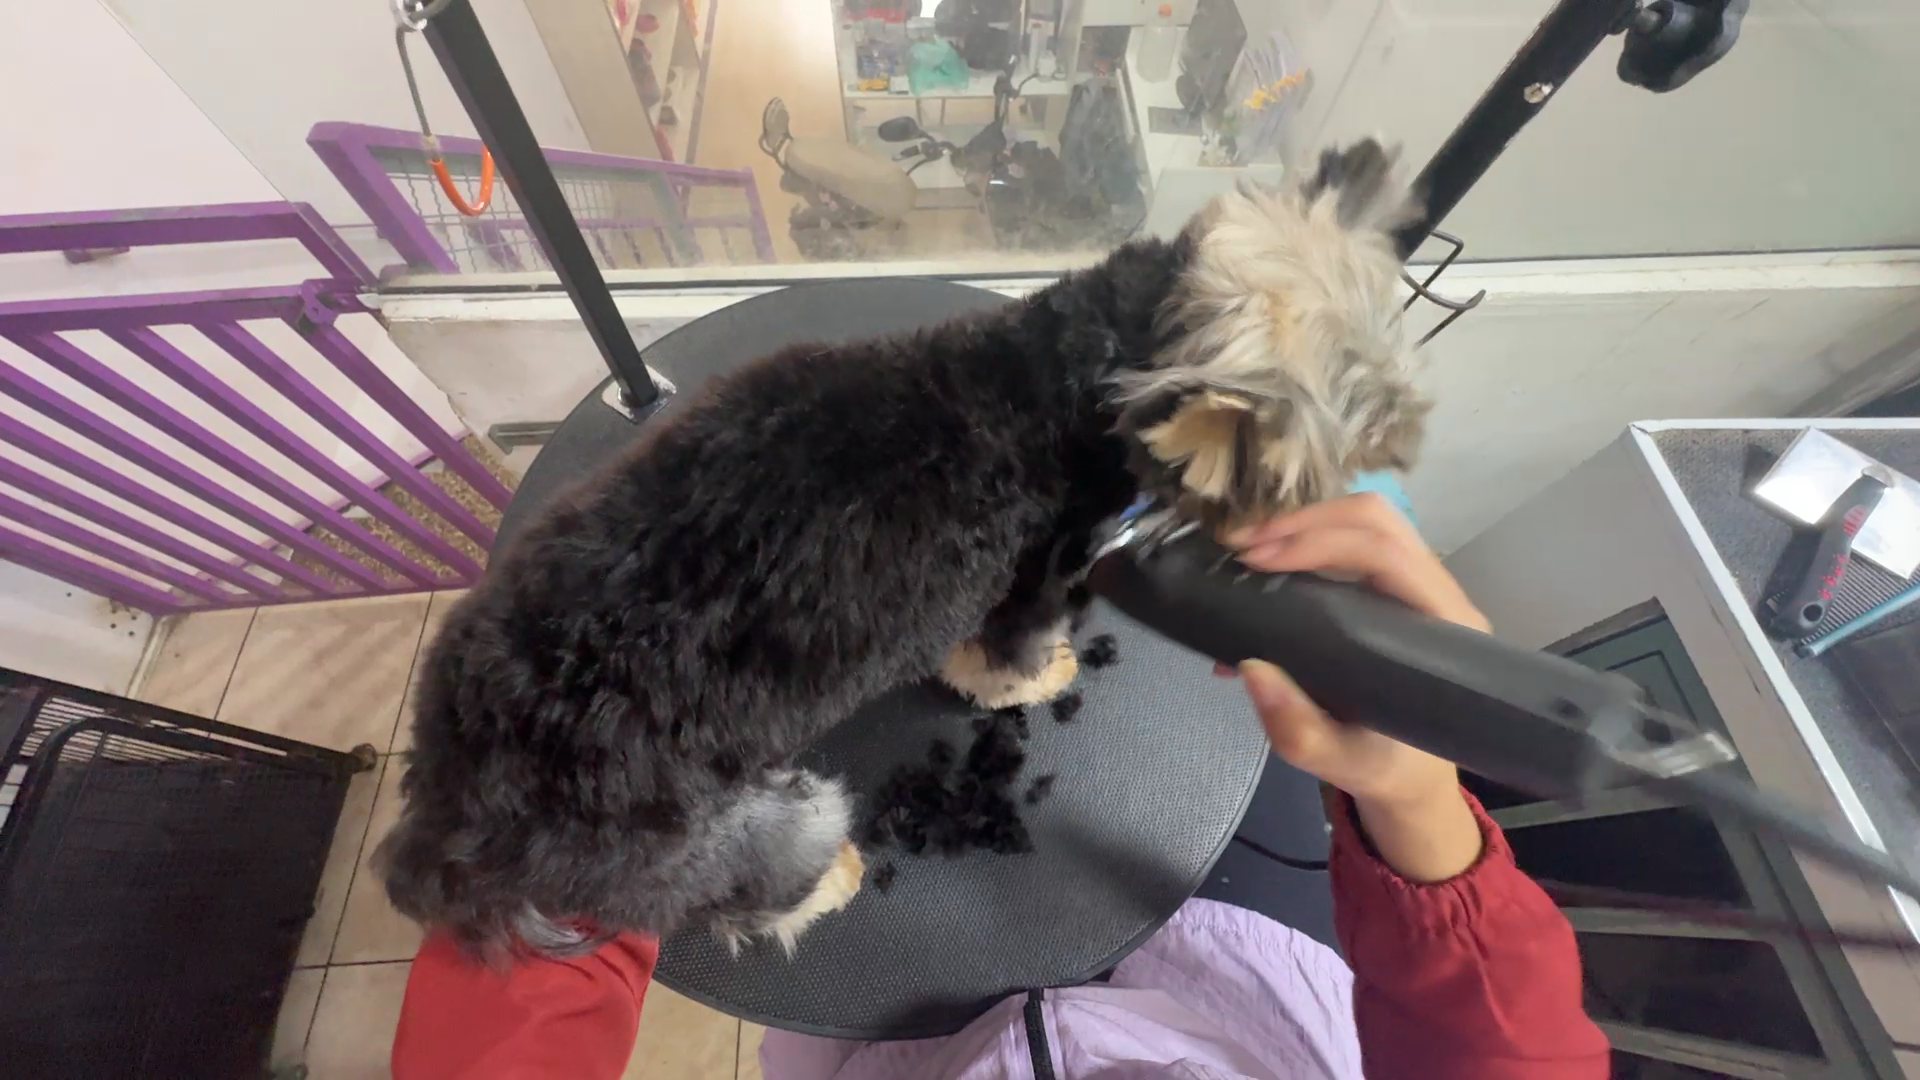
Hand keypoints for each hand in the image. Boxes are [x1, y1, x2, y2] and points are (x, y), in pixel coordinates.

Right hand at [1220, 493, 1489, 881]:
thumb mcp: (1338, 761)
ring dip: (1299, 522)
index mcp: (1439, 631)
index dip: (1317, 544)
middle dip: (1301, 521)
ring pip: (1364, 519)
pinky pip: (1350, 537)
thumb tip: (1248, 666)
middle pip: (1376, 519)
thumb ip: (1297, 727)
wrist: (1412, 773)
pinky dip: (1301, 535)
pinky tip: (1263, 556)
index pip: (1385, 554)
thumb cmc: (1382, 763)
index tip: (1256, 562)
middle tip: (1241, 547)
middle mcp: (1436, 595)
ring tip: (1245, 546)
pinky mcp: (1390, 585)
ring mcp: (1416, 584)